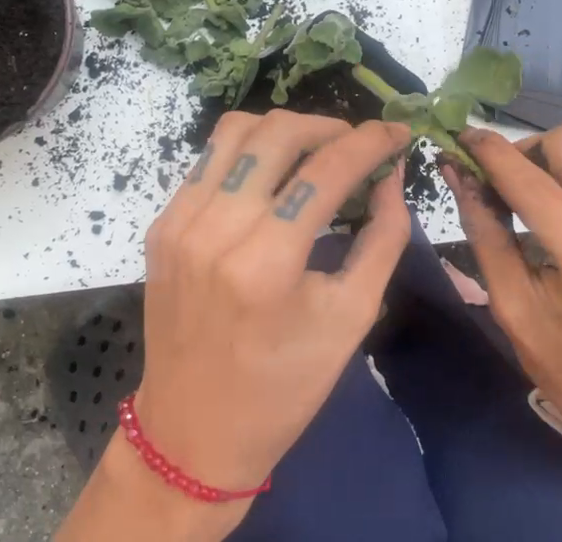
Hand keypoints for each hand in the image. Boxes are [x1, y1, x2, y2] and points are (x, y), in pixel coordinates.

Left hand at [135, 111, 411, 491]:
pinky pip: (210, 159)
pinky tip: (274, 176)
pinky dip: (250, 153)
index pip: (327, 170)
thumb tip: (392, 176)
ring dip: (286, 129)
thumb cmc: (284, 388)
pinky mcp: (161, 227)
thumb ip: (382, 238)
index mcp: (266, 263)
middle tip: (359, 145)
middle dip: (330, 127)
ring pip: (236, 131)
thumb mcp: (351, 318)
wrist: (193, 435)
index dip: (372, 142)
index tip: (399, 132)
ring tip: (317, 150)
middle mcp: (215, 230)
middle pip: (278, 133)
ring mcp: (179, 224)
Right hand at [442, 123, 561, 508]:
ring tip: (526, 189)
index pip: (536, 185)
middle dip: (526, 149)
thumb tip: (457, 170)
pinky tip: (558, 201)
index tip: (461, 139)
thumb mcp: (514, 309)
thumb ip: (485, 232)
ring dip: (551, 152)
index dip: (492, 154)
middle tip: (499, 180)